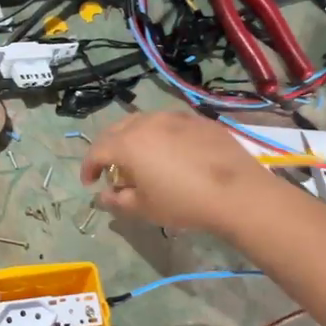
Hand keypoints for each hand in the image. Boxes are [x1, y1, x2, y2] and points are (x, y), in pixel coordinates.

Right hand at [81, 110, 268, 233]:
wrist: (237, 193)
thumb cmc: (183, 203)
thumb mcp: (144, 208)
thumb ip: (116, 200)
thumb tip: (104, 195)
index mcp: (128, 143)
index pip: (97, 151)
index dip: (88, 167)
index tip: (90, 182)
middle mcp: (148, 123)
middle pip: (117, 130)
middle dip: (108, 148)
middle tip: (111, 167)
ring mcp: (175, 117)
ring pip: (144, 122)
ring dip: (133, 138)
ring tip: (140, 157)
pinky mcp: (199, 120)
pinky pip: (170, 124)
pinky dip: (161, 136)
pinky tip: (171, 153)